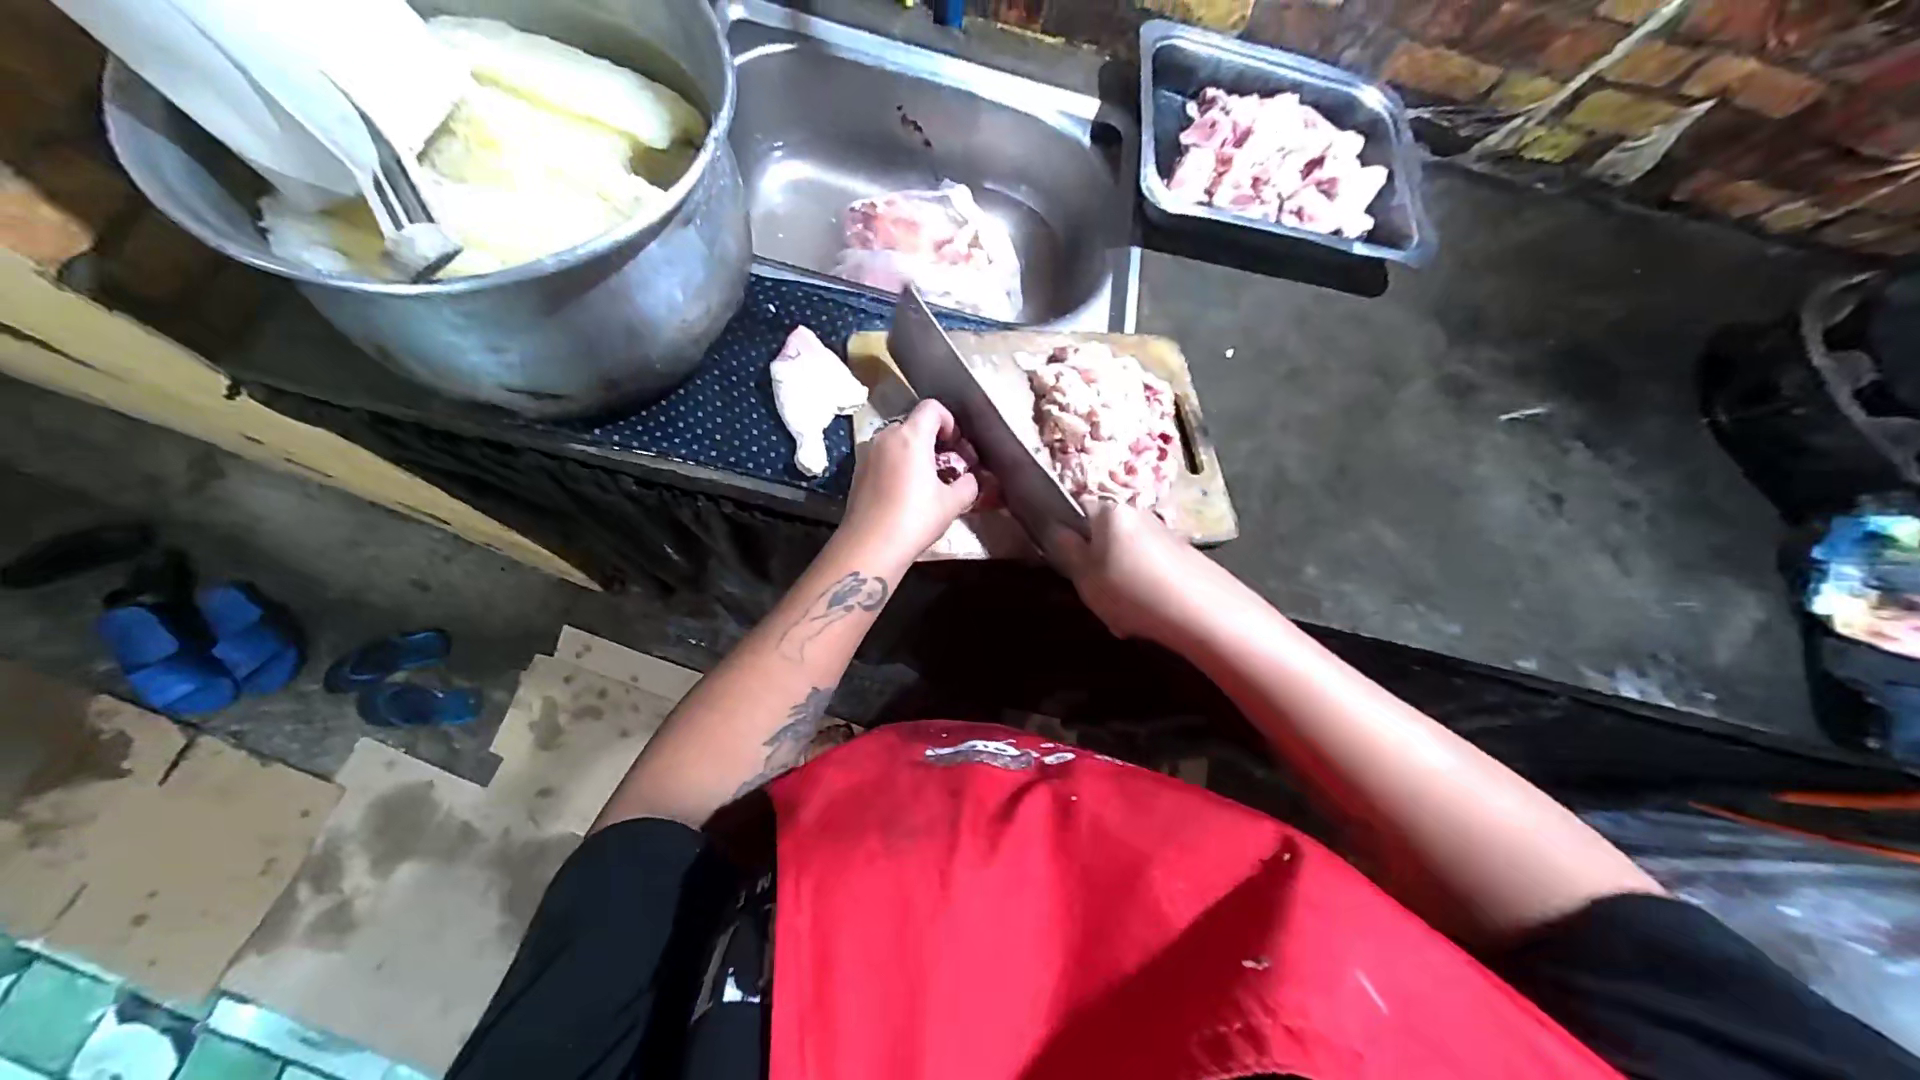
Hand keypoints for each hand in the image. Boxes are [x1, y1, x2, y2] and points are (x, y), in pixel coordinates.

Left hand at [839, 399, 979, 563]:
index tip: (955, 444)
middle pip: (913, 424)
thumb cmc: (915, 519)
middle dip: (932, 439)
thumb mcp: (952, 504)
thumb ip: (968, 485)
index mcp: (911, 436)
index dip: (949, 420)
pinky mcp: (858, 471)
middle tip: (946, 464)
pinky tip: (905, 493)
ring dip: (914, 453)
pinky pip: (883, 457)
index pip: (932, 407)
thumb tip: (969, 480)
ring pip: (897, 441)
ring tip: (926, 481)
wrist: (870, 546)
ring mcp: (867, 453)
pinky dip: (897, 465)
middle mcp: (886, 437)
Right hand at [1043, 500, 1216, 643]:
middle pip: (1103, 536)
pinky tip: (1146, 615)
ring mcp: (1163, 534)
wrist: (1203, 612)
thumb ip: (1065, 550)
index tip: (1069, 564)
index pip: (1077, 507)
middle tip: (1095, 595)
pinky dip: (1143, 590)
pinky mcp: (1183, 556)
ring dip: (1119, 582)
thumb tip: (1055, 530)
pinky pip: (1148, 571)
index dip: (1067, 535)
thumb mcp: (1083, 575)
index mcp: (1110, 510)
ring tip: (1122, 614)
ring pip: (1125, 558)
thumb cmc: (1131, 590)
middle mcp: (1138, 513)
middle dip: (1097, 566)